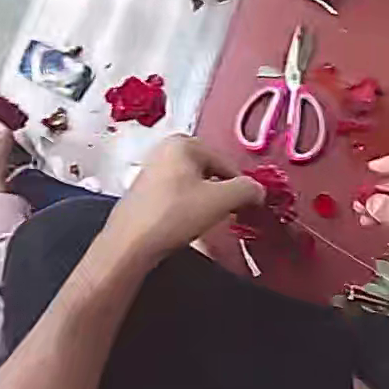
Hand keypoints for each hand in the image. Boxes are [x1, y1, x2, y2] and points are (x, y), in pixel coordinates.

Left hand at [100, 136, 264, 265]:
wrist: (129, 245)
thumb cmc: (175, 215)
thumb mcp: (220, 201)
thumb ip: (246, 189)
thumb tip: (258, 190)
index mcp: (182, 143)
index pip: (226, 163)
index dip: (239, 186)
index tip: (244, 206)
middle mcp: (164, 149)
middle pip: (209, 171)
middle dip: (220, 191)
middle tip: (224, 213)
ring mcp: (151, 169)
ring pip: (193, 183)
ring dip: (205, 200)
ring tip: (204, 220)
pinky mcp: (143, 191)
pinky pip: (177, 193)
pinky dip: (186, 206)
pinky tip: (185, 223)